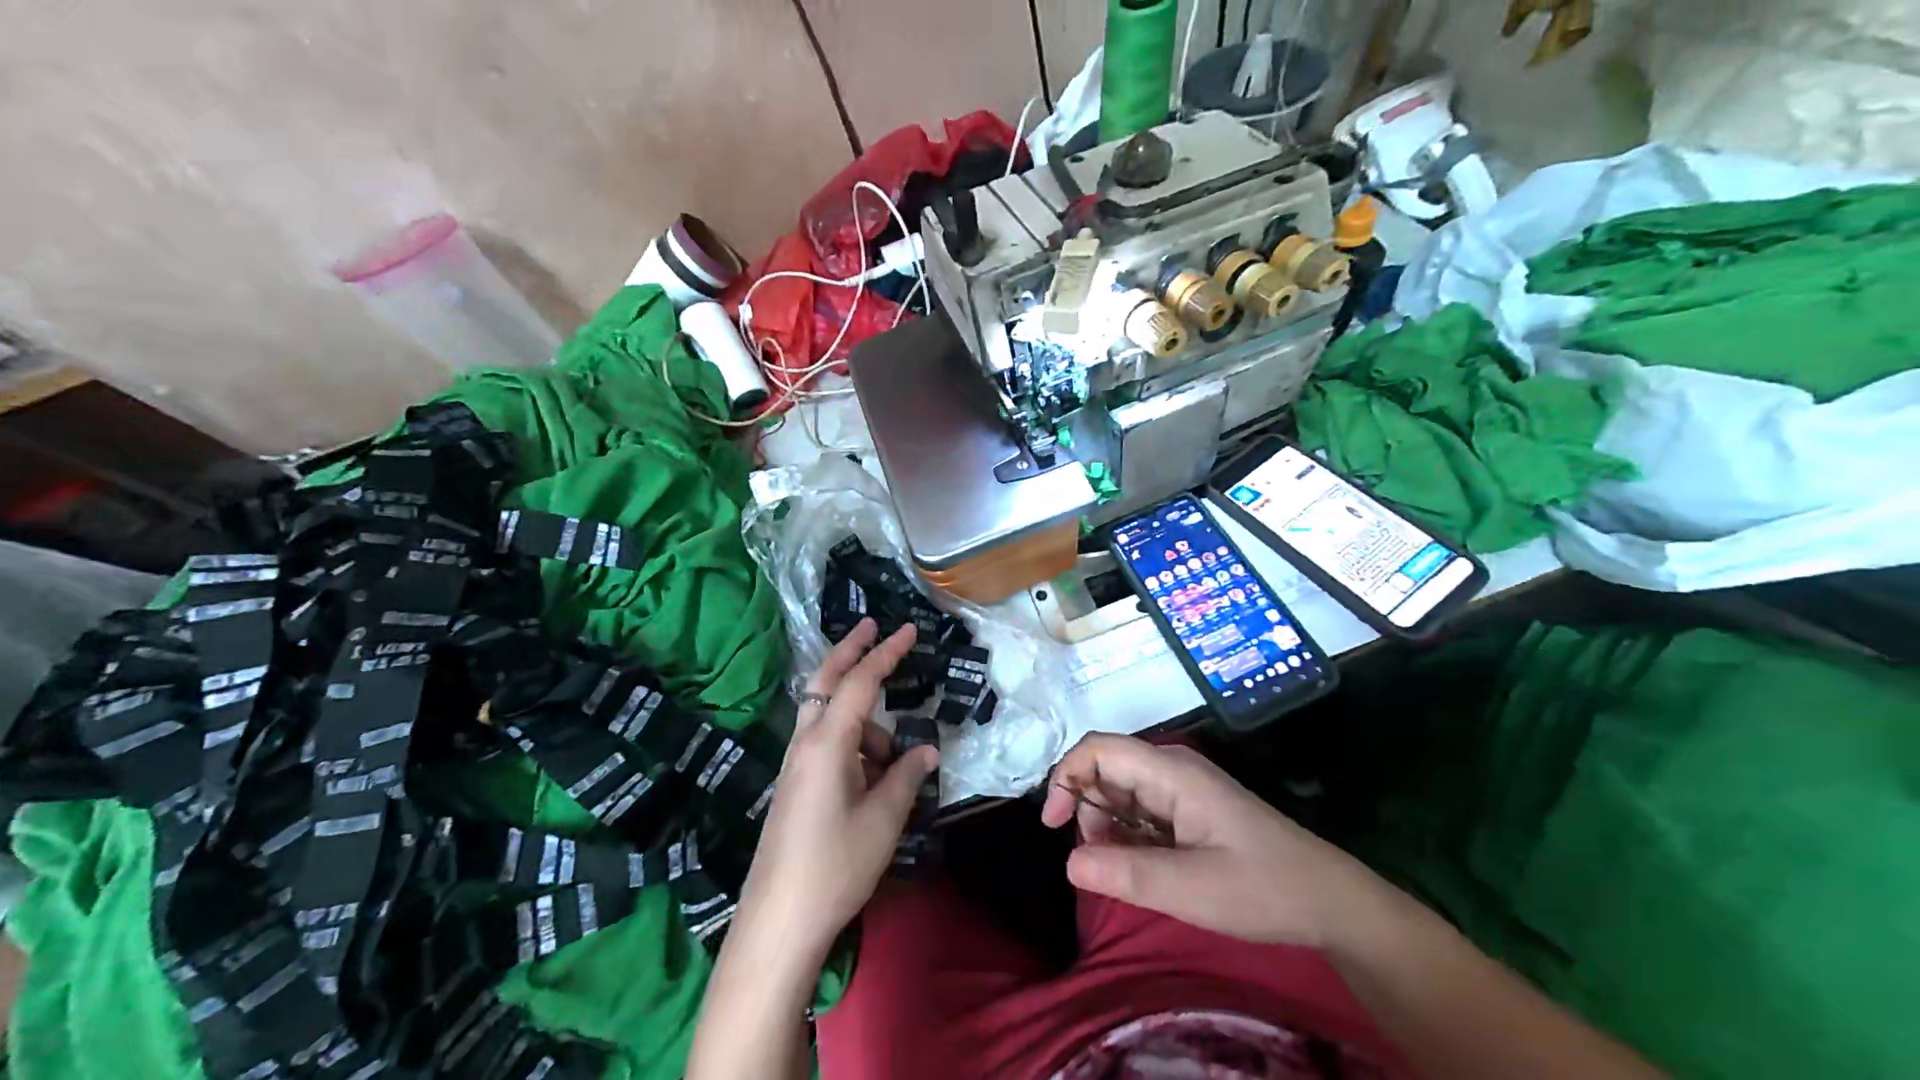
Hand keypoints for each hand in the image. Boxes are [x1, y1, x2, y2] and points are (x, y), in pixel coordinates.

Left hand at [733, 618, 939, 965]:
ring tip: (897, 762)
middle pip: (826, 681)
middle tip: (873, 628)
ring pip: (829, 717)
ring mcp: (795, 764)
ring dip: (864, 722)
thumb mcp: (884, 819)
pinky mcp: (794, 784)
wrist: (779, 919)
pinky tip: (875, 779)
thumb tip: (925, 749)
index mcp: (827, 742)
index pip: (861, 682)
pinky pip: (825, 743)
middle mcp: (805, 743)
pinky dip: (852, 743)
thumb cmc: (836, 864)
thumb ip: (907, 775)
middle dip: (851, 651)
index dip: (886, 652)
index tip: (909, 629)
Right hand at [1040, 733, 1385, 948]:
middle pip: (1106, 769)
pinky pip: (1141, 813)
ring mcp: (1181, 790)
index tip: (1054, 826)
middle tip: (1101, 863)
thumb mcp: (1192, 890)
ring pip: (1121, 793)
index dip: (1066, 777)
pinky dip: (1128, 838)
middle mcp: (1171, 770)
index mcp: (1171, 772)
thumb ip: (1127, 875)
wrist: (1330, 903)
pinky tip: (1145, 869)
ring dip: (1107, 829)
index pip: (1099, 750)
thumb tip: (1067, 863)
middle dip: (1087, 811)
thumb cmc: (1263, 889)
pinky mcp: (1189, 810)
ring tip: (1127, 873)